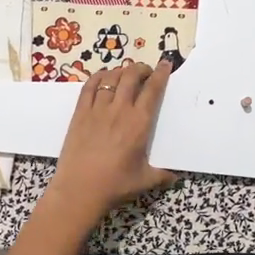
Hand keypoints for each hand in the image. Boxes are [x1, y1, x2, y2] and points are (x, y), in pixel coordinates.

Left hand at [45, 61, 176, 220]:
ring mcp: (97, 110)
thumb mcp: (144, 180)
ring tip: (125, 74)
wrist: (79, 190)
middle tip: (146, 72)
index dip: (161, 74)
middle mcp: (119, 110)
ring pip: (110, 78)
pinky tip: (102, 77)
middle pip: (131, 76)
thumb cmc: (115, 185)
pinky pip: (89, 87)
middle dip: (141, 68)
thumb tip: (174, 177)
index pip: (153, 90)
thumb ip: (161, 175)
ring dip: (121, 71)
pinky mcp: (79, 113)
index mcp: (139, 123)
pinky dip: (98, 77)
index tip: (165, 64)